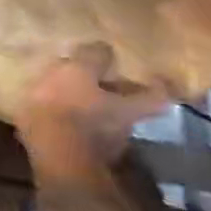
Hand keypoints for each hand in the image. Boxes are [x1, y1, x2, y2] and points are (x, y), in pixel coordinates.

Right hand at [16, 47, 169, 167]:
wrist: (52, 163)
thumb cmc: (68, 110)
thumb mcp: (77, 72)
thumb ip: (93, 59)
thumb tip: (107, 46)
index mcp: (129, 109)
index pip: (157, 98)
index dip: (158, 87)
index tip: (156, 77)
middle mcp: (124, 132)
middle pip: (131, 113)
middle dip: (118, 99)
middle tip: (103, 83)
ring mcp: (104, 151)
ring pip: (106, 127)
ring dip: (94, 115)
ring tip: (73, 101)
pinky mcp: (81, 164)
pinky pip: (81, 140)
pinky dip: (74, 130)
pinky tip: (57, 121)